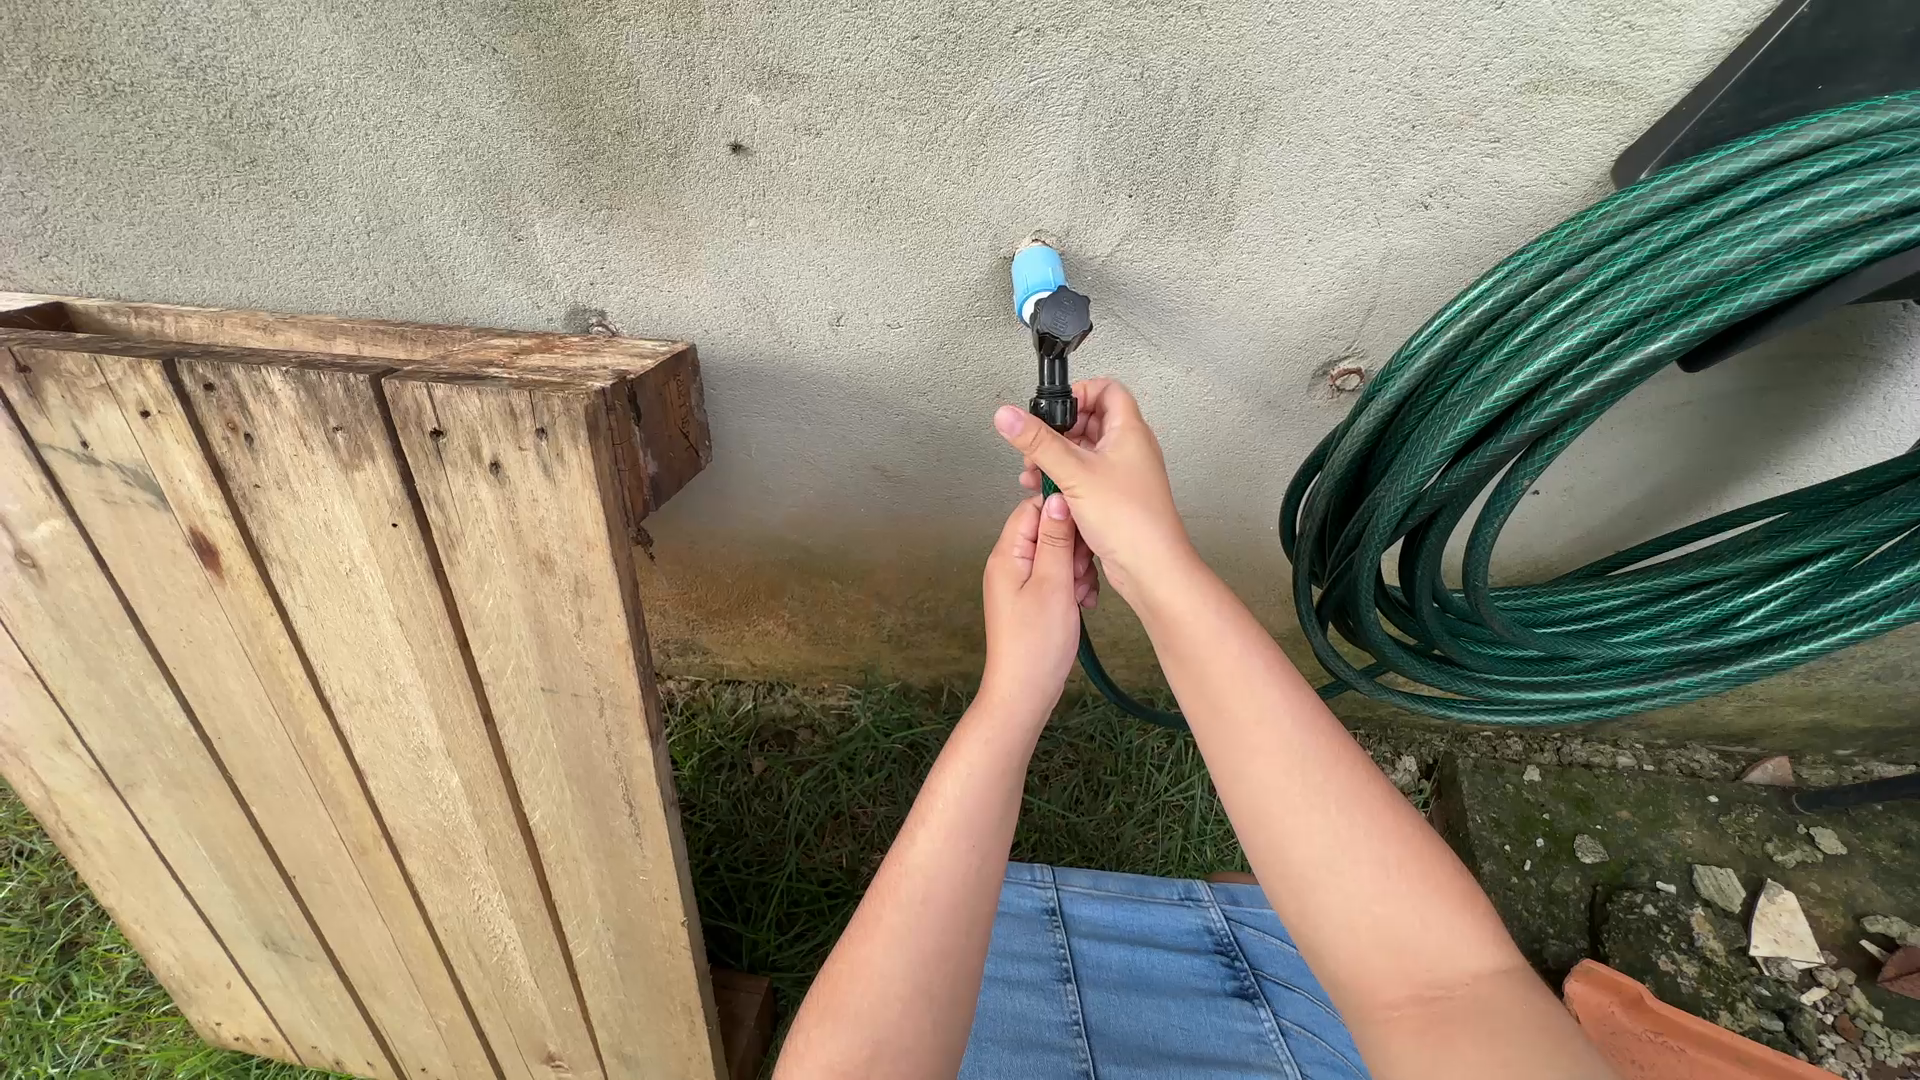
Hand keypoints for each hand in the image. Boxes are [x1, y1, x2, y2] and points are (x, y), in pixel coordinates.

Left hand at [980, 494, 1091, 708]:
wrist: (1025, 692)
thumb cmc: (1036, 643)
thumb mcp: (1053, 584)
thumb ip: (1056, 539)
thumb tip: (1058, 498)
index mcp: (1007, 554)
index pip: (1033, 508)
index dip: (1062, 515)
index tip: (1084, 534)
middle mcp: (1010, 563)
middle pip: (1048, 530)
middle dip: (1073, 548)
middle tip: (1079, 575)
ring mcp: (1021, 582)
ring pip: (1058, 555)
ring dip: (1077, 570)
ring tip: (1081, 595)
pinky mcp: (1033, 599)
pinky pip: (1058, 578)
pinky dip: (1074, 587)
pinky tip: (1082, 605)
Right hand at [993, 379, 1193, 599]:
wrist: (1149, 567)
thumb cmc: (1131, 520)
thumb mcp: (1073, 473)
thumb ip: (1038, 442)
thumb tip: (1009, 416)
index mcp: (1129, 431)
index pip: (1106, 390)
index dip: (1079, 393)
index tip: (1054, 409)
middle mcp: (1129, 449)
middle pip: (1090, 421)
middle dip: (1058, 432)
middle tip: (1038, 445)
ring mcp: (1122, 474)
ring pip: (1084, 452)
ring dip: (1056, 459)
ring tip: (1035, 472)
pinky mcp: (1114, 497)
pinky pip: (1085, 478)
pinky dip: (1064, 480)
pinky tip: (1047, 493)